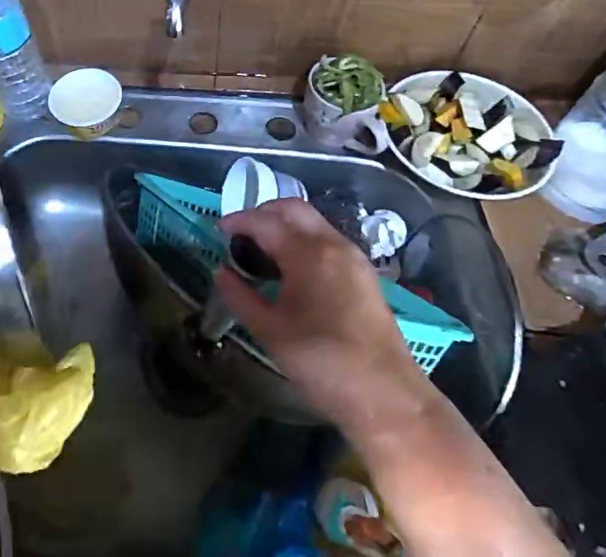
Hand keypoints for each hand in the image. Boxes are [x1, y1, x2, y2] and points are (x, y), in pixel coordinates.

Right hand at [212, 200, 423, 422]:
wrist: (386, 396)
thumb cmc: (322, 363)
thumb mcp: (271, 333)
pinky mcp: (364, 274)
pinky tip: (292, 267)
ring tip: (262, 250)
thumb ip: (241, 298)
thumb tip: (221, 273)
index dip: (240, 220)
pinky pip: (328, 240)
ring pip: (314, 223)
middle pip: (294, 209)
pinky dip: (304, 240)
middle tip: (241, 232)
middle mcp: (333, 244)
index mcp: (309, 253)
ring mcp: (353, 257)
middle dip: (264, 212)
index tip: (219, 228)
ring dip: (286, 225)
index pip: (266, 221)